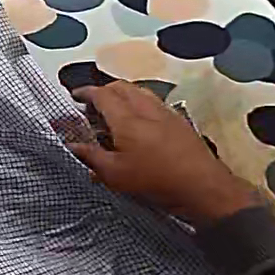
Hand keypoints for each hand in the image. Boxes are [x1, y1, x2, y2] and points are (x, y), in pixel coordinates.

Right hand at [65, 82, 261, 226]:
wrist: (203, 188)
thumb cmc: (154, 180)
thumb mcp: (114, 174)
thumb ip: (90, 156)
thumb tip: (71, 145)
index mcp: (126, 119)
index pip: (102, 95)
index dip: (86, 92)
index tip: (75, 96)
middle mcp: (146, 109)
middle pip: (122, 87)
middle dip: (104, 90)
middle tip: (92, 104)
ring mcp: (166, 113)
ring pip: (140, 92)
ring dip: (123, 94)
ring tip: (115, 109)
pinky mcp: (180, 122)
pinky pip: (154, 102)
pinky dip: (139, 103)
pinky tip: (139, 121)